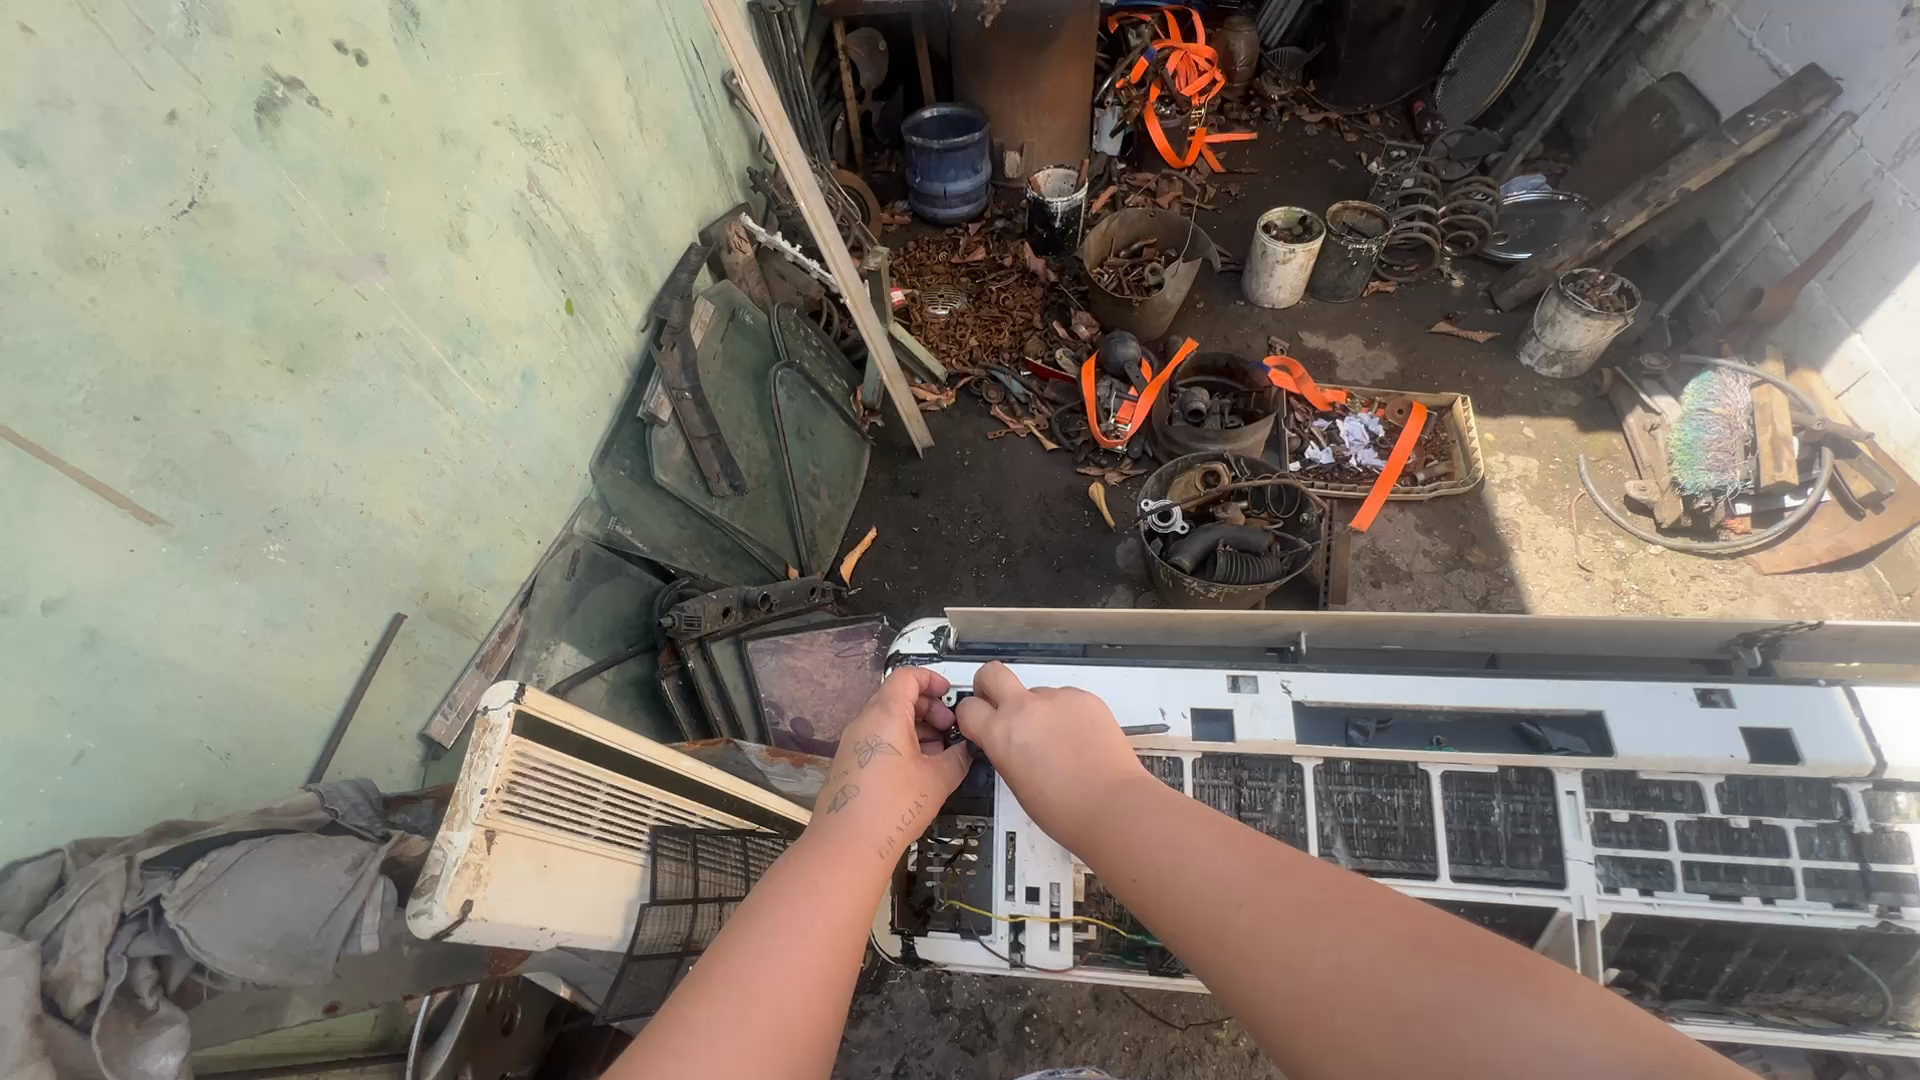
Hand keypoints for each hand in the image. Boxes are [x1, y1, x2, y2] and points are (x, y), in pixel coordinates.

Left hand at [806, 668, 970, 863]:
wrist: (847, 845)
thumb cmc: (890, 809)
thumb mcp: (938, 780)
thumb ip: (957, 758)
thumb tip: (965, 752)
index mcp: (885, 715)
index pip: (907, 676)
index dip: (932, 679)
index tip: (948, 692)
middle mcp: (864, 723)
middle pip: (898, 696)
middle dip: (928, 708)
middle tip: (949, 728)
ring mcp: (853, 743)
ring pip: (888, 720)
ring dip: (916, 728)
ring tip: (938, 753)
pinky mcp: (849, 763)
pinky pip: (878, 739)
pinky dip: (900, 743)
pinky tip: (918, 770)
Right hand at [955, 662, 1152, 849]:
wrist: (1112, 805)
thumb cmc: (1066, 809)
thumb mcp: (1016, 783)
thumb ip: (1005, 751)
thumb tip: (1007, 742)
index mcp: (1000, 733)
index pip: (968, 707)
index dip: (971, 714)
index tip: (978, 719)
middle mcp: (1024, 708)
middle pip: (992, 673)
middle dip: (990, 683)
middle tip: (998, 700)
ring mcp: (1056, 699)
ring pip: (1036, 692)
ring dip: (1040, 709)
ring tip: (1058, 740)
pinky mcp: (1084, 697)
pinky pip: (1066, 698)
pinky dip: (1068, 713)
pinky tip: (1079, 739)